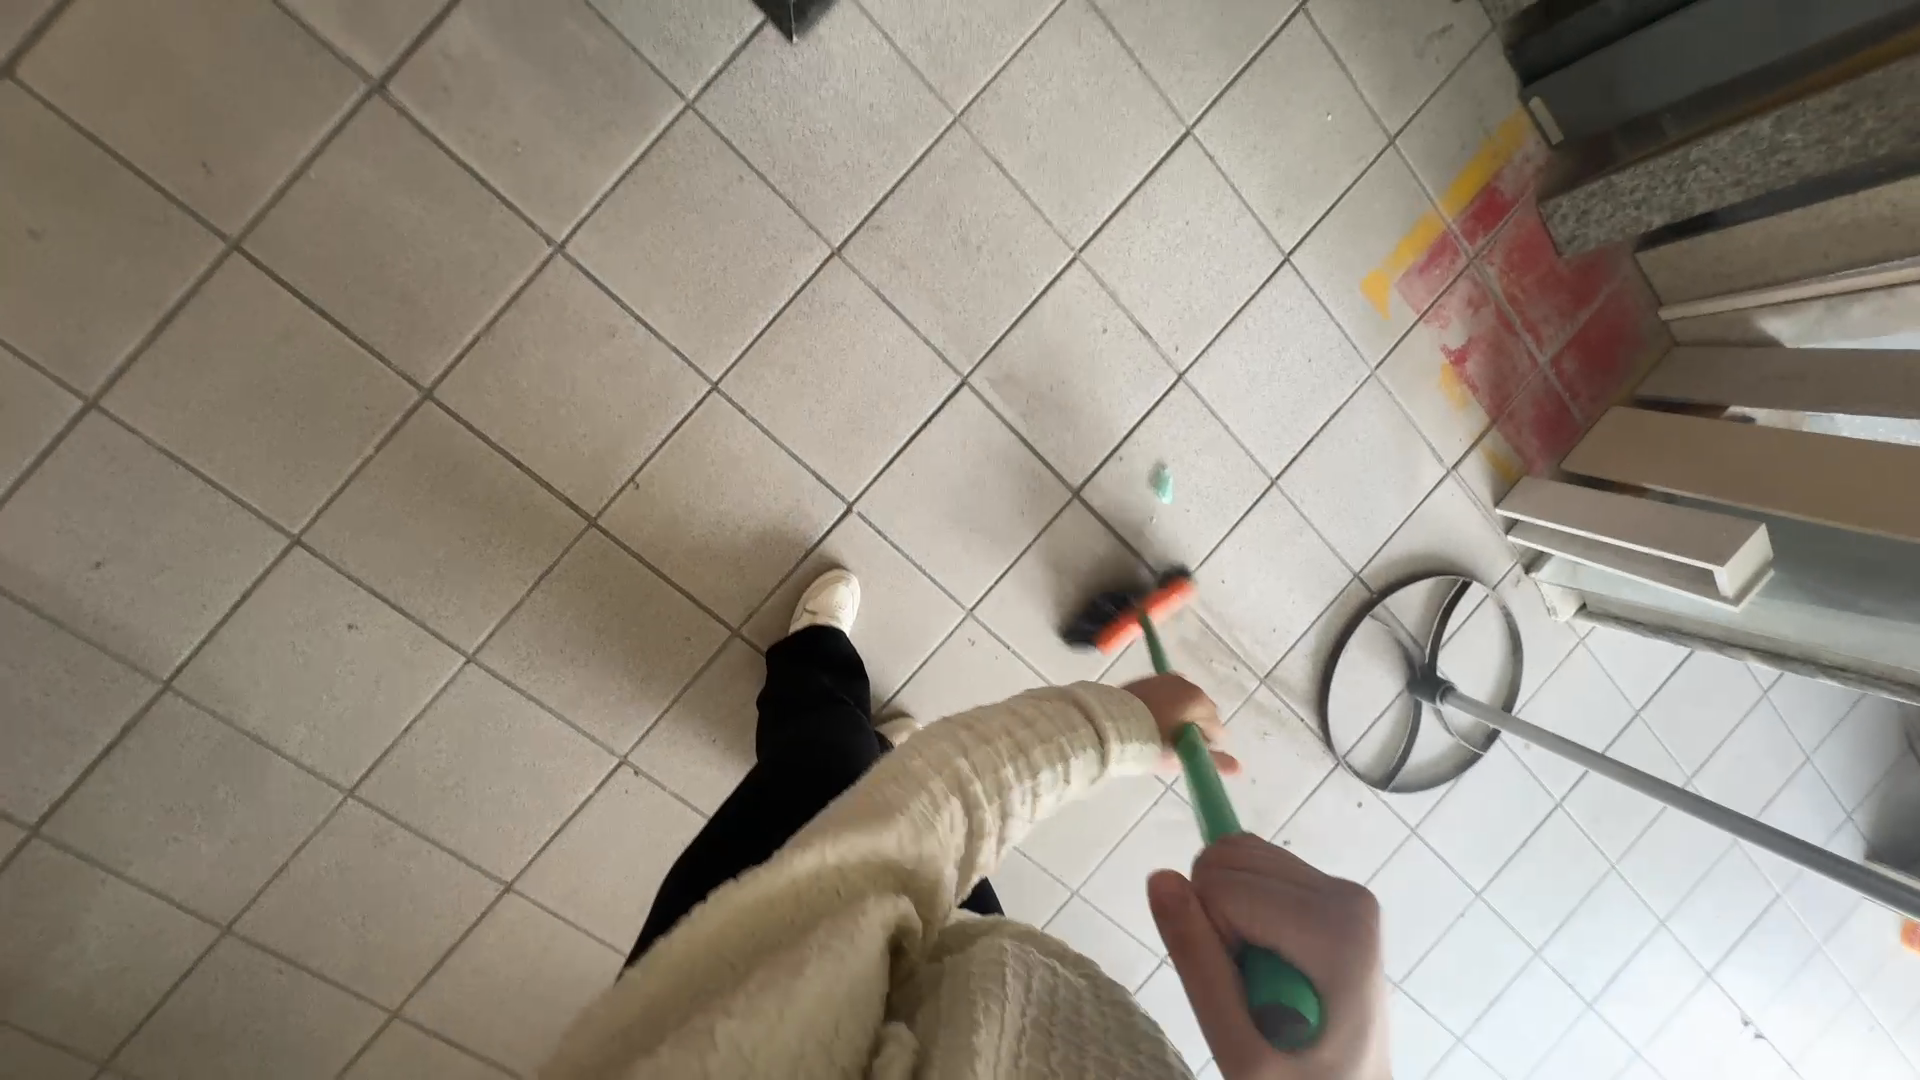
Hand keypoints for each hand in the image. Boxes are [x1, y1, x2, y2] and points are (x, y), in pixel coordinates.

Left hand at [1122, 675, 1238, 775]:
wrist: (1109, 725)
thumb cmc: (1150, 742)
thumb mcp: (1182, 756)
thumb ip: (1213, 761)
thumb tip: (1239, 769)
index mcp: (1199, 701)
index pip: (1216, 729)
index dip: (1205, 745)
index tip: (1188, 755)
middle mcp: (1186, 684)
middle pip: (1200, 711)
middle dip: (1193, 727)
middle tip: (1174, 745)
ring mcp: (1164, 679)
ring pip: (1182, 701)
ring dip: (1178, 715)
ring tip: (1160, 733)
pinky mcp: (1145, 679)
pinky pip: (1164, 695)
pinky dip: (1163, 706)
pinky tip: (1150, 720)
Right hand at [1146, 834, 1390, 1079]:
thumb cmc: (1297, 1079)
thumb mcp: (1238, 1047)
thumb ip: (1197, 961)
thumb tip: (1160, 877)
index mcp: (1332, 931)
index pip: (1222, 887)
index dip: (1212, 938)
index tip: (1241, 989)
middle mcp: (1345, 896)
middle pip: (1229, 860)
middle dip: (1217, 914)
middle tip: (1247, 979)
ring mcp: (1343, 890)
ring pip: (1237, 854)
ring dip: (1227, 905)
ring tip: (1259, 966)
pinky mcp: (1334, 889)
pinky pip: (1254, 862)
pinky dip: (1241, 898)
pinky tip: (1267, 947)